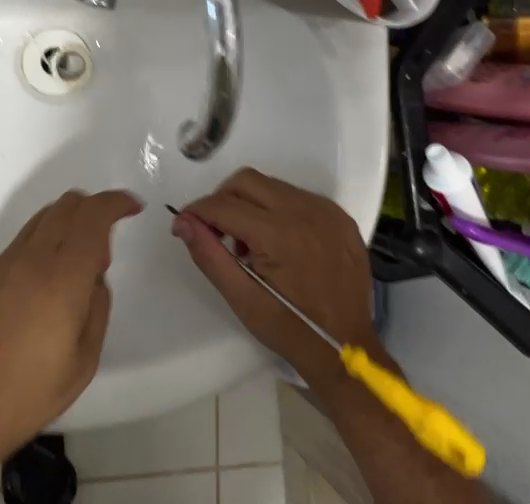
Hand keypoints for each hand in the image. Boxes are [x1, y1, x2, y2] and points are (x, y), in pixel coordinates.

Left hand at [0, 189, 143, 471]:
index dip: (116, 203)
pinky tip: (49, 282)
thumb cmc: (30, 393)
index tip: (134, 208)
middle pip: (67, 204)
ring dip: (70, 223)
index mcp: (62, 277)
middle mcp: (32, 258)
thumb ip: (98, 306)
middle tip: (104, 254)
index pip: (93, 216)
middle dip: (95, 209)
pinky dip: (47, 240)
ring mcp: (5, 264)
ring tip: (78, 268)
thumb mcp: (85, 359)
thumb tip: (94, 277)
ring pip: (44, 217)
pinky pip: (25, 238)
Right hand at [172, 168, 377, 382]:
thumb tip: (184, 222)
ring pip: (272, 185)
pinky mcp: (340, 217)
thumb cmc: (290, 329)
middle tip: (217, 233)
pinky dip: (279, 209)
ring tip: (250, 243)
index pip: (223, 205)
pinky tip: (280, 242)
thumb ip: (210, 255)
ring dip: (251, 204)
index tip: (183, 226)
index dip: (196, 212)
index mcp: (278, 234)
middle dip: (222, 200)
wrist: (346, 348)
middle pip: (246, 181)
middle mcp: (304, 212)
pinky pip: (299, 196)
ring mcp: (326, 212)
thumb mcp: (243, 299)